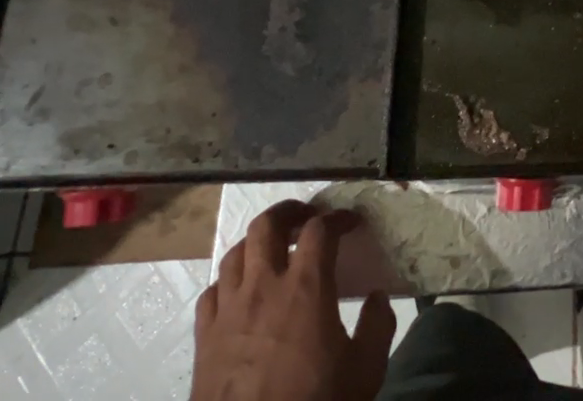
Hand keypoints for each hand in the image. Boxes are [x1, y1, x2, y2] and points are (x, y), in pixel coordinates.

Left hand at [193, 202, 395, 400]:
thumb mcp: (365, 370)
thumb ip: (377, 326)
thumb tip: (377, 298)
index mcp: (306, 288)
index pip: (319, 230)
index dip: (338, 218)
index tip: (351, 222)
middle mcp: (263, 287)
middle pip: (267, 226)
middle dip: (289, 212)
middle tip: (307, 217)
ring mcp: (229, 311)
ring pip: (235, 253)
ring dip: (258, 242)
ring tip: (274, 249)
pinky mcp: (205, 337)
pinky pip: (213, 291)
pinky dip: (229, 281)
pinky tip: (241, 293)